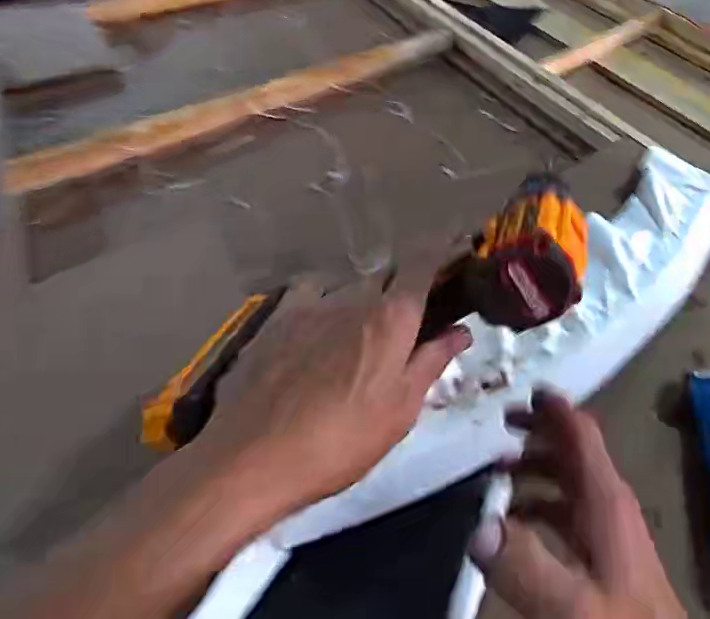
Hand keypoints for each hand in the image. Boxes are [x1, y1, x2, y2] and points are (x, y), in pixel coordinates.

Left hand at [198, 264, 471, 509]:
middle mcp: (356, 297)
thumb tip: (461, 331)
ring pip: (351, 284)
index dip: (444, 247)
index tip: (458, 246)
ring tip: (364, 326)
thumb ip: (432, 361)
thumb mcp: (401, 409)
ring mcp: (311, 306)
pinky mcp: (275, 321)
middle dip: (406, 281)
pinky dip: (324, 298)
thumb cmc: (341, 440)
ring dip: (367, 296)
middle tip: (413, 310)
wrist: (248, 463)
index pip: (425, 260)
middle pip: (389, 272)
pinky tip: (319, 321)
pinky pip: (309, 293)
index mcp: (393, 315)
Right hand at [473, 390, 684, 618]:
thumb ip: (525, 565)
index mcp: (606, 498)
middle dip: (541, 432)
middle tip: (503, 423)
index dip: (556, 409)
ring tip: (497, 471)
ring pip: (570, 480)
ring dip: (538, 467)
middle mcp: (609, 501)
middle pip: (574, 451)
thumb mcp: (571, 604)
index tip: (526, 390)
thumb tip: (480, 525)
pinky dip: (541, 503)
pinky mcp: (604, 553)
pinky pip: (569, 511)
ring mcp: (609, 527)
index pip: (582, 435)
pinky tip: (517, 522)